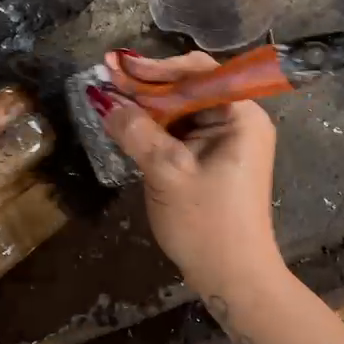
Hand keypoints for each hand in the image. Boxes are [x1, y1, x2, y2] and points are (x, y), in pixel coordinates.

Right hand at [90, 50, 281, 277]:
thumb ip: (135, 130)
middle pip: (188, 87)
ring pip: (180, 109)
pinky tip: (124, 120)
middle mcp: (237, 121)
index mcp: (240, 116)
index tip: (119, 66)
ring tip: (108, 94)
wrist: (233, 277)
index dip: (156, 66)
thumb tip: (103, 100)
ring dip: (146, 103)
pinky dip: (153, 125)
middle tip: (105, 75)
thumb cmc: (206, 222)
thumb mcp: (166, 171)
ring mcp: (224, 141)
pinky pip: (180, 130)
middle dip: (146, 83)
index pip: (199, 71)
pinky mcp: (211, 159)